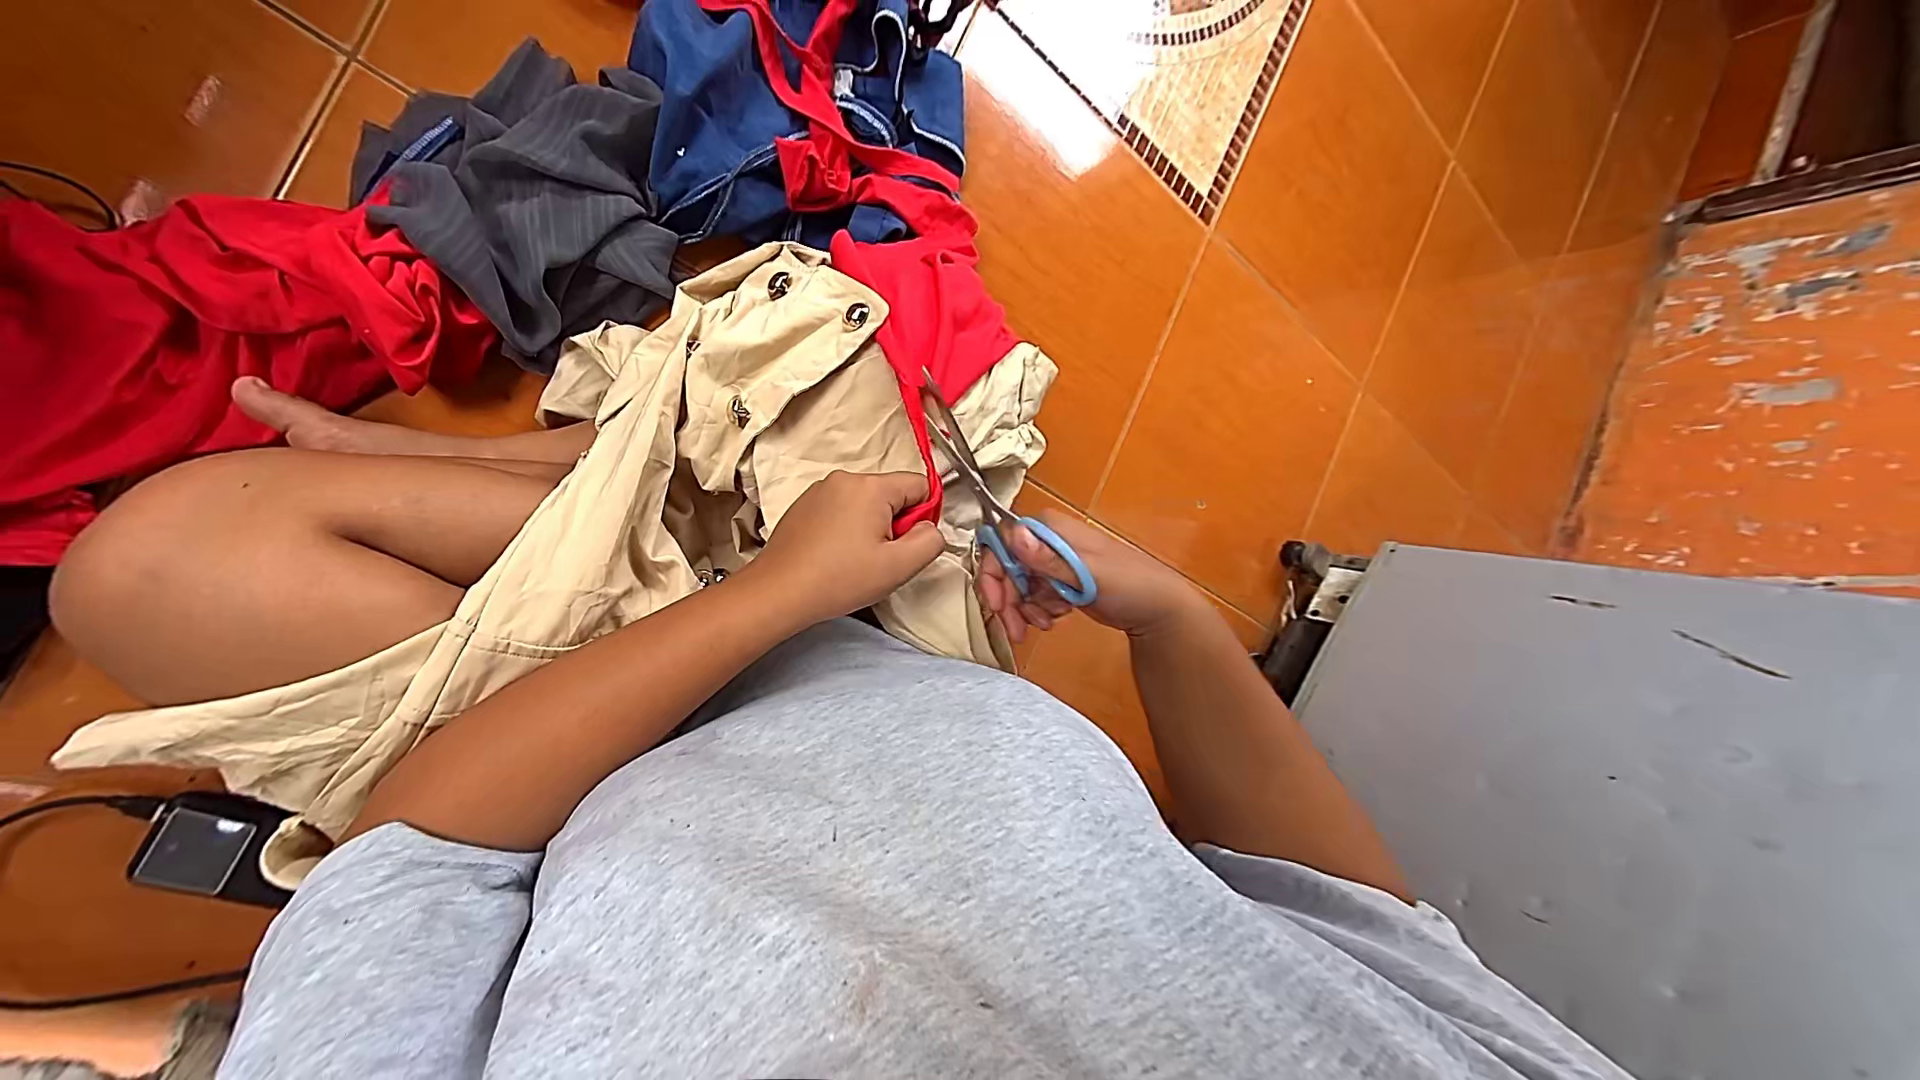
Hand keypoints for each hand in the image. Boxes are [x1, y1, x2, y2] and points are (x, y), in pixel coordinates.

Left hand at [744, 471, 947, 626]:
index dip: (923, 517)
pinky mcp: (804, 506)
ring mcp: (820, 491)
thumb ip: (931, 541)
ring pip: (867, 504)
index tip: (905, 545)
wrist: (778, 592)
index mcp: (870, 486)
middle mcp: (844, 479)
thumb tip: (931, 528)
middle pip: (892, 494)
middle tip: (880, 558)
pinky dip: (846, 530)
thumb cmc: (838, 579)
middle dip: (895, 524)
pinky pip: (842, 510)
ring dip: (870, 528)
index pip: (920, 486)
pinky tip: (835, 557)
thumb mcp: (899, 566)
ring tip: (855, 561)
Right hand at [977, 510, 1203, 641]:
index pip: (1002, 541)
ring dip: (1023, 608)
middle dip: (1008, 599)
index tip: (998, 603)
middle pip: (1007, 566)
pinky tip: (1054, 619)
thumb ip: (1047, 558)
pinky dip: (1037, 610)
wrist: (1158, 609)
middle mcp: (1048, 540)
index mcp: (1050, 528)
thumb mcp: (1086, 573)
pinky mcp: (1061, 580)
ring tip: (1045, 624)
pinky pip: (1034, 595)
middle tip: (1016, 629)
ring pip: (1018, 584)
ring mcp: (1055, 561)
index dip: (994, 573)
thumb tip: (1014, 534)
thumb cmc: (1129, 584)